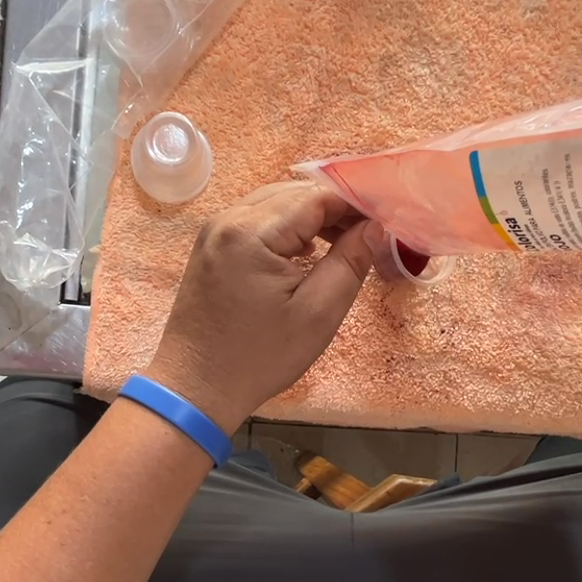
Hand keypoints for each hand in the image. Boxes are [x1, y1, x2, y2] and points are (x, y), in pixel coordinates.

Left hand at [142, 182, 380, 429]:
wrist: (195, 388)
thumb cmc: (259, 358)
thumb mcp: (317, 315)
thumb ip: (350, 262)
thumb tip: (374, 226)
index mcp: (252, 232)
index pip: (317, 196)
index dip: (356, 203)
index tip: (386, 222)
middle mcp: (228, 219)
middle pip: (294, 194)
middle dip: (335, 209)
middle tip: (369, 236)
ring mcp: (214, 231)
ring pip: (275, 204)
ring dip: (311, 218)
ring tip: (343, 244)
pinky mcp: (210, 247)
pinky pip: (256, 221)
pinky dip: (286, 230)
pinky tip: (306, 253)